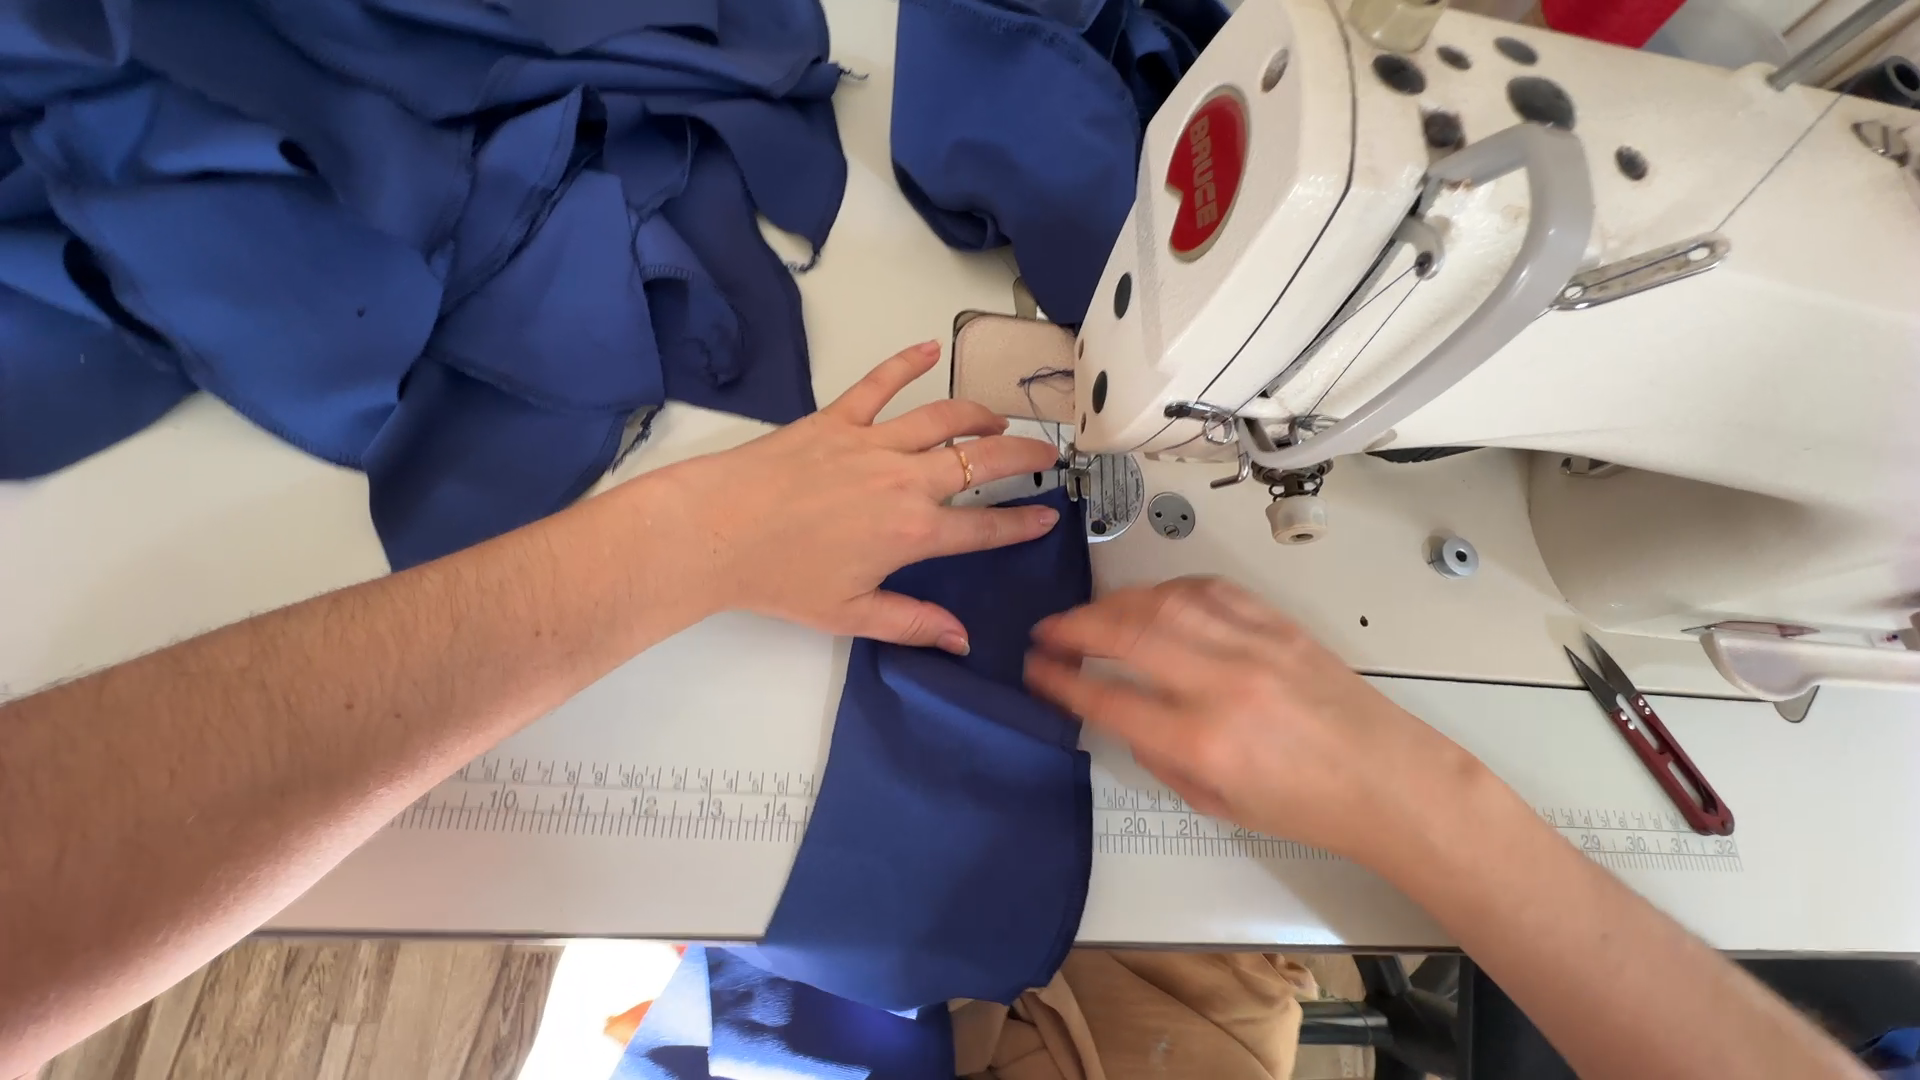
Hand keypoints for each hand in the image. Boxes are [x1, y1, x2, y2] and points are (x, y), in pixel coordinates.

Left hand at [658, 342, 1061, 652]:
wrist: (715, 532)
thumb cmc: (781, 579)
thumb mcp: (851, 614)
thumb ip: (913, 624)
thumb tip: (962, 640)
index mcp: (912, 533)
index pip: (985, 528)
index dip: (1022, 523)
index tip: (1047, 516)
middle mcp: (905, 481)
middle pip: (982, 461)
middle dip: (1023, 454)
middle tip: (1046, 453)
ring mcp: (873, 443)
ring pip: (944, 418)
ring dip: (980, 414)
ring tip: (999, 417)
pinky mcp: (838, 418)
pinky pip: (880, 383)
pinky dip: (906, 361)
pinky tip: (929, 345)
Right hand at [1024, 577, 1489, 861]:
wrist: (1387, 778)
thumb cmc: (1302, 805)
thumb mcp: (1214, 802)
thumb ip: (1156, 753)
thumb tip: (1118, 709)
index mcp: (1202, 740)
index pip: (1108, 697)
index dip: (1061, 681)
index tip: (1035, 670)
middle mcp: (1221, 683)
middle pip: (1125, 634)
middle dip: (1073, 628)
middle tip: (1046, 631)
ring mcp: (1250, 644)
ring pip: (1161, 600)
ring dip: (1112, 602)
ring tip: (1089, 613)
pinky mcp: (1274, 621)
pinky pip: (1205, 588)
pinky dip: (1165, 589)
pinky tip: (1149, 599)